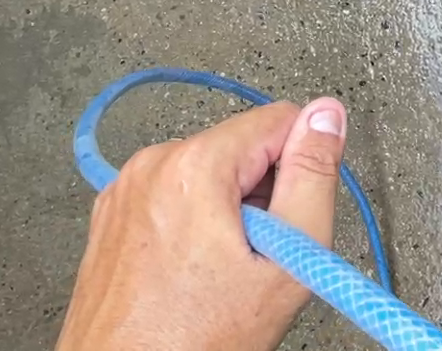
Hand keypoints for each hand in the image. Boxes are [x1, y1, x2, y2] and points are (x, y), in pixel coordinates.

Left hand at [57, 97, 349, 350]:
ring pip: (218, 170)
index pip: (284, 119)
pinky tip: (194, 271)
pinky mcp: (114, 216)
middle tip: (255, 254)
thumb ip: (315, 174)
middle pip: (248, 145)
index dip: (299, 169)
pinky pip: (183, 193)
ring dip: (234, 209)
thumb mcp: (290, 257)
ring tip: (222, 268)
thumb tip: (327, 113)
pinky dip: (199, 222)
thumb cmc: (196, 343)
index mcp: (194, 164)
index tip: (282, 221)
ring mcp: (127, 191)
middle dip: (264, 192)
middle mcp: (153, 165)